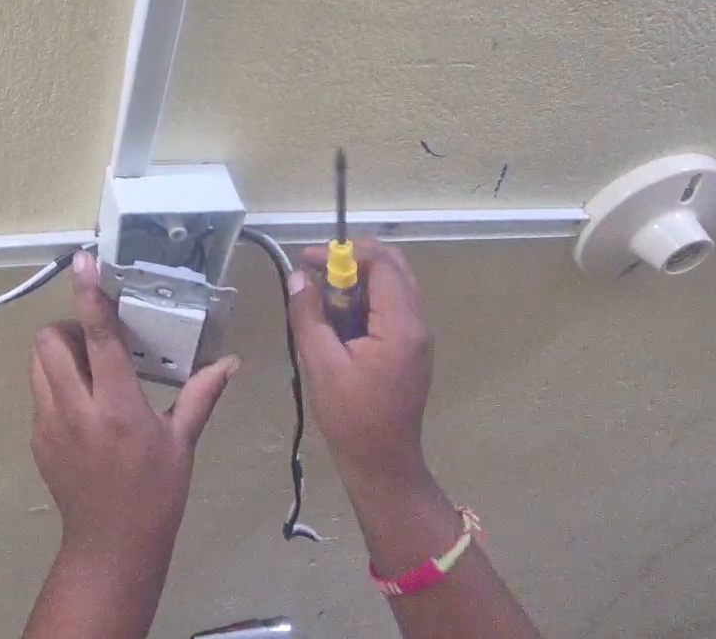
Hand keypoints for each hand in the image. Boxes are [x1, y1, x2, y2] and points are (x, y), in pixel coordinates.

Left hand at [27, 251, 238, 556]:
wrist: (111, 548)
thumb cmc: (155, 493)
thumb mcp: (181, 443)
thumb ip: (201, 395)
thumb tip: (231, 362)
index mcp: (118, 407)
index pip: (98, 338)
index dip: (88, 295)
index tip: (81, 262)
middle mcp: (77, 410)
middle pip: (49, 341)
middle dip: (67, 327)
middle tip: (94, 340)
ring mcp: (49, 425)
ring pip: (36, 362)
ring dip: (57, 352)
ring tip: (86, 367)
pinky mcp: (36, 438)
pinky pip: (37, 390)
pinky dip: (54, 381)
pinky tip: (81, 401)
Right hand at [287, 240, 433, 490]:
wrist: (382, 463)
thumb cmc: (351, 416)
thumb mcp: (320, 363)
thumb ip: (309, 315)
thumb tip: (298, 277)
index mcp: (401, 327)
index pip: (382, 265)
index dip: (344, 252)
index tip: (308, 258)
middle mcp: (418, 325)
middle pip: (394, 268)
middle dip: (354, 260)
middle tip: (317, 270)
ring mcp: (418, 337)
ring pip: (393, 286)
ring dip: (358, 280)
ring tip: (322, 295)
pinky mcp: (410, 348)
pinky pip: (391, 306)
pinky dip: (365, 299)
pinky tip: (337, 317)